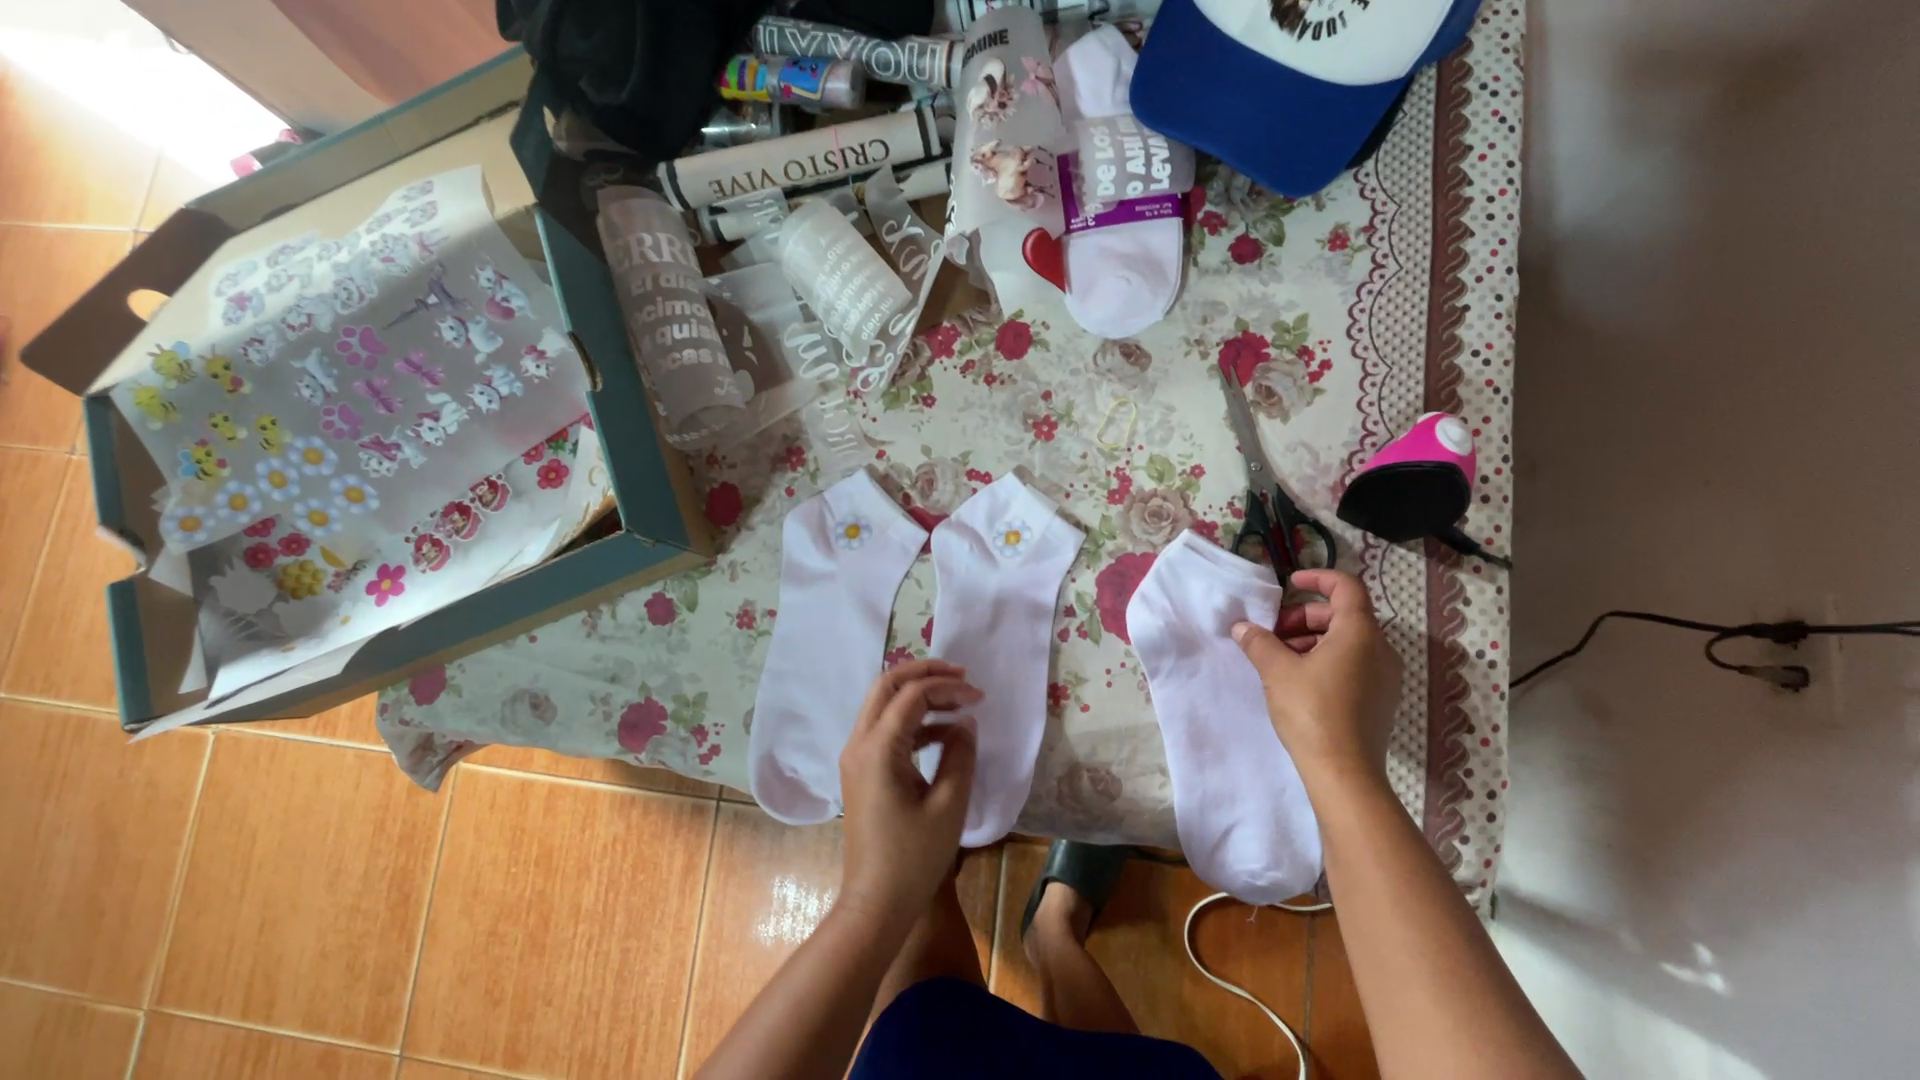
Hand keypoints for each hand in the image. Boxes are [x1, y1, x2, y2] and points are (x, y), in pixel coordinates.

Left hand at [837, 660, 980, 925]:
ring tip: (958, 702)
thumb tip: (965, 723)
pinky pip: (884, 730)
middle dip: (924, 674)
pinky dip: (912, 721)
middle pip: (886, 686)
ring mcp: (856, 758)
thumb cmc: (914, 857)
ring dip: (918, 696)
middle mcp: (859, 744)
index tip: (980, 697)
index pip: (912, 695)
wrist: (876, 902)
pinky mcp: (861, 772)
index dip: (948, 687)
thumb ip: (960, 755)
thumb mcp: (948, 805)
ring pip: (883, 705)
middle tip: (961, 677)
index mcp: (877, 748)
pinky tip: (943, 733)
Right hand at [1232, 568, 1401, 792]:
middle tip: (1273, 632)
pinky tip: (1299, 680)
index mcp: (1360, 632)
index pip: (1346, 587)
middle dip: (1306, 616)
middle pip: (1344, 615)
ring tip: (1280, 658)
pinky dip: (1327, 660)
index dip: (1318, 577)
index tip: (1291, 582)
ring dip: (1313, 640)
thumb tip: (1242, 627)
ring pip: (1348, 641)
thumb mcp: (1276, 671)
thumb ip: (1259, 642)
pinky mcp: (1381, 699)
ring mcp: (1385, 676)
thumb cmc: (1311, 711)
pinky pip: (1355, 664)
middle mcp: (1380, 648)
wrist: (1344, 772)